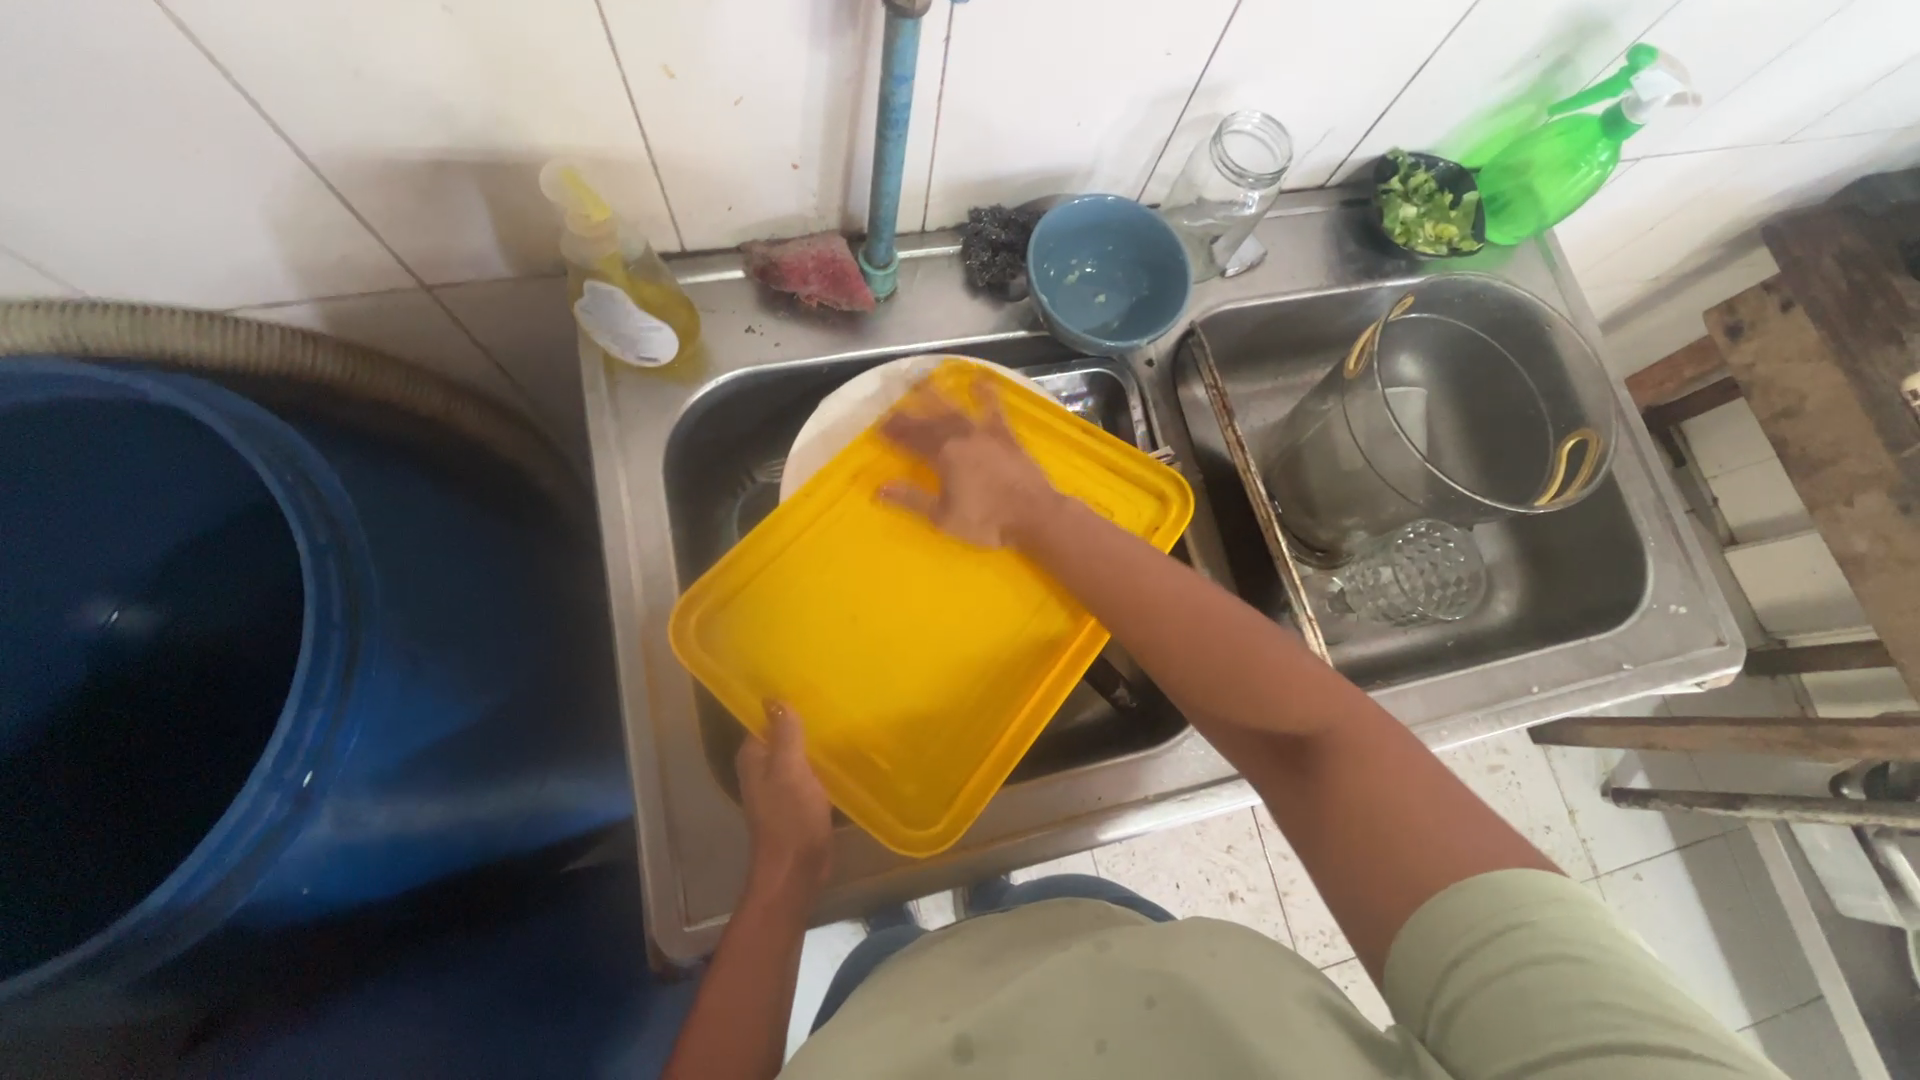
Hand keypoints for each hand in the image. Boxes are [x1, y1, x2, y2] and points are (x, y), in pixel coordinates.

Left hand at [736, 701, 833, 898]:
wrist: (797, 868)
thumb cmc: (790, 817)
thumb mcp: (789, 769)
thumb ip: (784, 733)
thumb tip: (774, 697)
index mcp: (754, 756)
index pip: (764, 718)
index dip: (783, 701)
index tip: (808, 681)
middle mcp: (763, 767)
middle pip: (783, 733)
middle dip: (804, 718)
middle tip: (833, 693)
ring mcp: (782, 784)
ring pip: (799, 752)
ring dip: (816, 739)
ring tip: (843, 715)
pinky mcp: (800, 799)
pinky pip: (811, 770)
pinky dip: (823, 760)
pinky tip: (844, 749)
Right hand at [877, 375, 1066, 548]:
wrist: (1034, 514)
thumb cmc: (986, 521)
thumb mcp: (942, 516)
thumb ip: (911, 499)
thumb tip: (879, 487)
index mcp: (944, 456)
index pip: (912, 440)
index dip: (894, 432)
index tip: (879, 426)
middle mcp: (962, 437)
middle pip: (930, 421)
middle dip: (909, 414)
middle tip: (893, 405)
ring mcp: (985, 433)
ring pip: (956, 409)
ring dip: (938, 394)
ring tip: (922, 380)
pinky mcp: (1006, 435)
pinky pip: (994, 408)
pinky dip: (986, 392)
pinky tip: (980, 379)